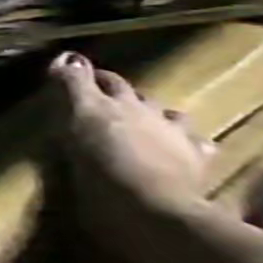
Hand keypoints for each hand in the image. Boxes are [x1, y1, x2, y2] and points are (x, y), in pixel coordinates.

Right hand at [50, 51, 212, 220]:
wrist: (153, 208)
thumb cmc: (99, 164)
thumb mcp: (75, 121)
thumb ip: (72, 87)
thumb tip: (66, 55)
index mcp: (108, 102)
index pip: (93, 78)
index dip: (82, 72)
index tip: (70, 69)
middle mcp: (142, 110)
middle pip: (128, 92)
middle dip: (115, 89)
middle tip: (100, 95)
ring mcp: (173, 135)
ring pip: (165, 113)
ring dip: (153, 112)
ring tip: (143, 120)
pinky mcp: (197, 161)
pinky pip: (195, 143)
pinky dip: (186, 139)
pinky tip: (183, 146)